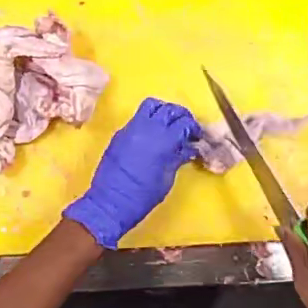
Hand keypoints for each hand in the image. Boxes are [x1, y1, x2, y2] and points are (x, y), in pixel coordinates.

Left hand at [64, 97, 200, 248]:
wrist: (111, 201)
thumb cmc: (143, 195)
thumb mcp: (167, 178)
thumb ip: (177, 158)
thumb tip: (188, 149)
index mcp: (164, 140)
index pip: (184, 123)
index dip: (194, 128)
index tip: (196, 136)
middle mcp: (148, 128)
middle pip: (169, 109)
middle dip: (181, 115)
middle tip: (186, 127)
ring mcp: (131, 128)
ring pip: (151, 105)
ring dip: (162, 111)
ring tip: (168, 125)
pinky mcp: (120, 133)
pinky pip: (137, 117)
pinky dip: (148, 119)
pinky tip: (151, 134)